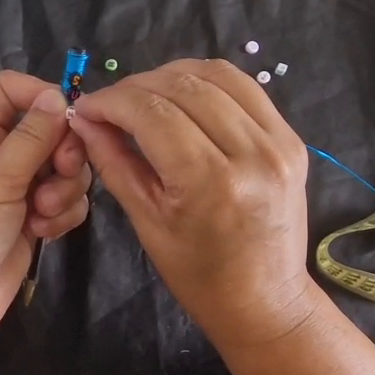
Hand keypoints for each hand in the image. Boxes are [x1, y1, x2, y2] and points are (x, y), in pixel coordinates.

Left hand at [0, 71, 92, 351]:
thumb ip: (32, 138)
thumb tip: (57, 95)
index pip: (9, 91)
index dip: (37, 92)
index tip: (63, 115)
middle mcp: (3, 159)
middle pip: (51, 131)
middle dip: (66, 151)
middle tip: (60, 172)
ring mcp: (21, 193)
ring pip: (66, 171)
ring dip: (65, 190)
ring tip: (41, 214)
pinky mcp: (35, 224)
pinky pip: (67, 205)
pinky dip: (63, 216)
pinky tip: (43, 233)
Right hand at [68, 58, 322, 348]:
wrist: (263, 299)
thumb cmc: (196, 274)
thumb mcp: (146, 222)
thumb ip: (114, 163)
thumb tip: (83, 120)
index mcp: (210, 182)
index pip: (152, 113)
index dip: (111, 101)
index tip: (85, 107)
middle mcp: (251, 152)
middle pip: (182, 86)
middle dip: (133, 86)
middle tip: (107, 104)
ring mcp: (278, 141)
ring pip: (215, 75)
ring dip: (168, 76)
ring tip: (141, 97)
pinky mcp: (291, 138)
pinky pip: (244, 87)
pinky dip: (205, 82)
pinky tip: (180, 97)